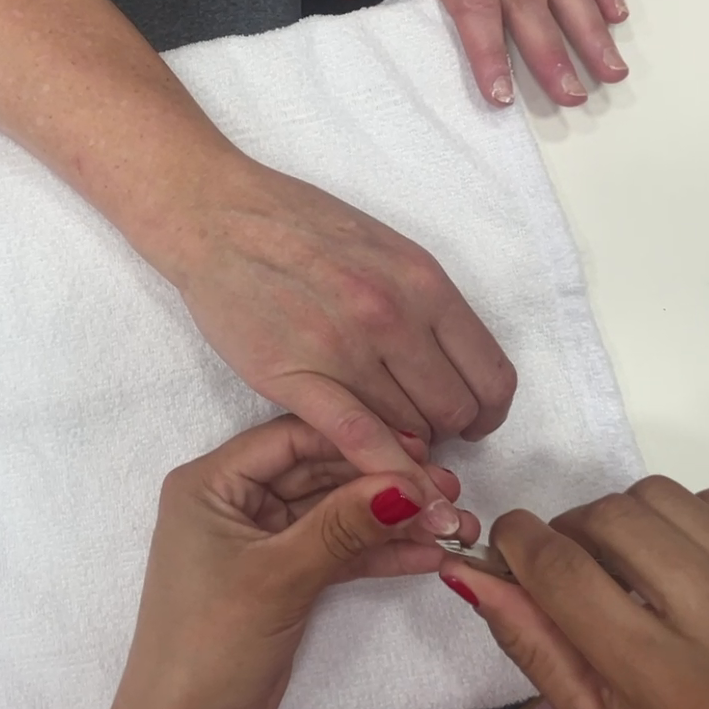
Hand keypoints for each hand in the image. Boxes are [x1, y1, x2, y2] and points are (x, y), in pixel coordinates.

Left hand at [54, 417, 480, 708]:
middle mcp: (234, 497)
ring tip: (453, 526)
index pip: (291, 439)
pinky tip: (427, 556)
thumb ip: (344, 526)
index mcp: (212, 481)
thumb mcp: (279, 576)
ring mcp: (260, 534)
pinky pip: (334, 548)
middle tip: (448, 492)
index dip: (355, 440)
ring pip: (332, 512)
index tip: (420, 453)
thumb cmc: (213, 639)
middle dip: (381, 484)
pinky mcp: (282, 570)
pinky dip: (376, 553)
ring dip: (388, 521)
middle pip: (317, 473)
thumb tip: (411, 486)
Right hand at [159, 160, 515, 509]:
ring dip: (402, 441)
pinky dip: (383, 471)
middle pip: (453, 411)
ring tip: (378, 428)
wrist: (217, 219)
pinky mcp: (295, 376)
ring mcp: (345, 350)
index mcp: (423, 282)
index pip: (491, 376)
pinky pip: (357, 438)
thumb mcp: (381, 245)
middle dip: (443, 430)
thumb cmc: (295, 223)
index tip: (470, 422)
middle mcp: (395, 318)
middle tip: (417, 426)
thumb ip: (421, 303)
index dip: (487, 412)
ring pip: (408, 430)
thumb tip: (444, 364)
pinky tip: (390, 489)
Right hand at [439, 478, 708, 708]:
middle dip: (574, 529)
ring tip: (639, 569)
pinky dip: (691, 525)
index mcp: (675, 691)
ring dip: (632, 522)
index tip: (509, 542)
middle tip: (578, 565)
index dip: (518, 540)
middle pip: (616, 517)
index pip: (563, 571)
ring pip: (669, 497)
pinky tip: (696, 572)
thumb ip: (528, 641)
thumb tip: (466, 566)